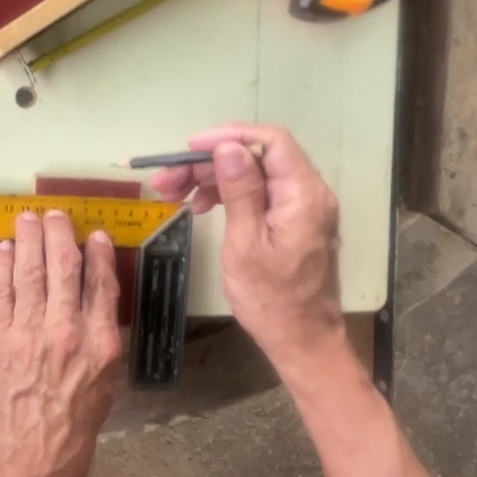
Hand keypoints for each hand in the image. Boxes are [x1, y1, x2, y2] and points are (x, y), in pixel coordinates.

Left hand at [0, 210, 121, 476]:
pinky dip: (1, 268)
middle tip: (54, 214)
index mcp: (100, 348)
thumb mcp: (101, 394)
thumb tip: (90, 316)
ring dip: (29, 240)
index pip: (101, 286)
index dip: (98, 255)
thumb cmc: (68, 440)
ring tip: (28, 218)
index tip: (95, 236)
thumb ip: (97, 350)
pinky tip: (5, 250)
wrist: (20, 467)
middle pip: (64, 269)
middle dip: (59, 235)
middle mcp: (66, 333)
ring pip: (30, 273)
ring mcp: (27, 334)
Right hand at [148, 124, 350, 391]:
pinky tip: (201, 206)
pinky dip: (228, 194)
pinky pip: (259, 194)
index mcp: (302, 195)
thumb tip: (228, 148)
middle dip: (210, 162)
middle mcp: (309, 193)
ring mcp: (302, 207)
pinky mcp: (292, 221)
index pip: (270, 142)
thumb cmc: (271, 299)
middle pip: (257, 157)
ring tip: (173, 192)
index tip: (190, 148)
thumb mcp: (245, 244)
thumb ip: (240, 192)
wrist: (302, 339)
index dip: (228, 136)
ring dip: (213, 178)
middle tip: (167, 179)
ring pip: (254, 174)